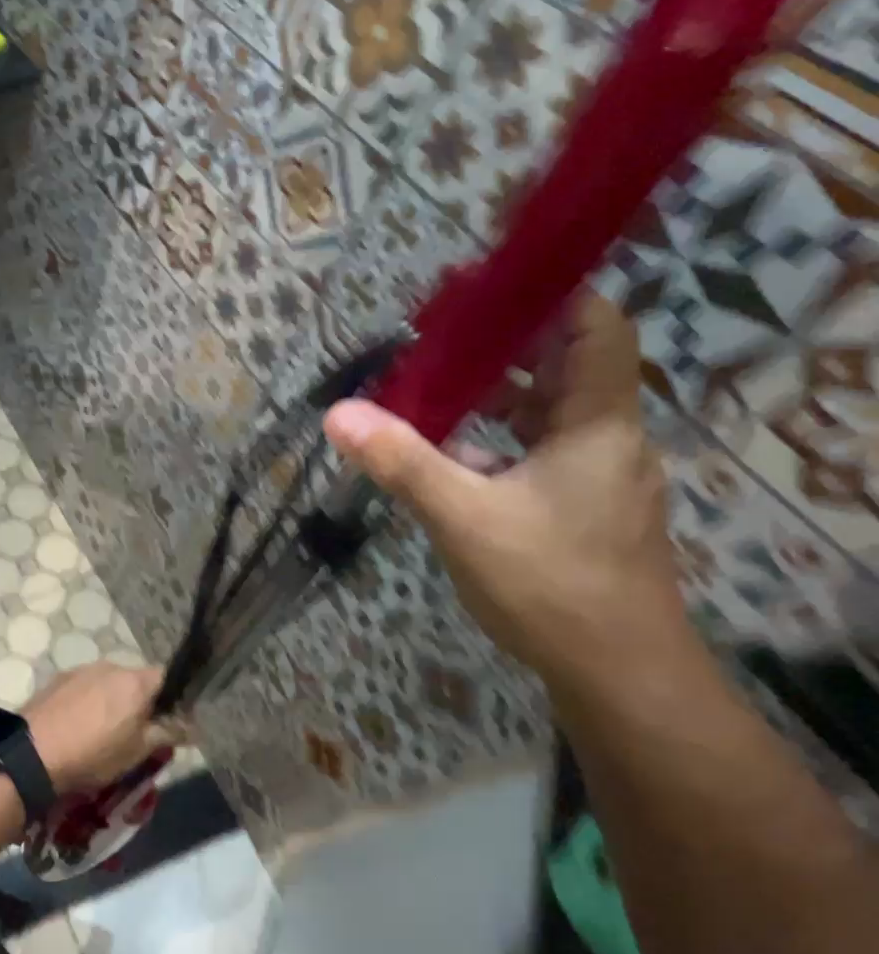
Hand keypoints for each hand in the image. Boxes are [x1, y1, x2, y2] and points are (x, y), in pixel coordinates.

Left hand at [21, 662, 167, 793]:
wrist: (34, 752)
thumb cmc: (94, 753)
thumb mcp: (138, 751)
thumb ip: (167, 733)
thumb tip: (192, 727)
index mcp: (134, 680)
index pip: (166, 677)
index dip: (172, 699)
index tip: (169, 721)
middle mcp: (108, 666)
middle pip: (135, 680)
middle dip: (140, 702)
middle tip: (136, 733)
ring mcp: (80, 670)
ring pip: (108, 683)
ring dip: (112, 701)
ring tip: (103, 732)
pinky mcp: (58, 679)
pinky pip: (84, 687)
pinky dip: (89, 702)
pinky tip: (79, 725)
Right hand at [321, 294, 698, 685]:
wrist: (616, 671)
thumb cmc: (550, 581)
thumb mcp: (463, 517)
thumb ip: (401, 461)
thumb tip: (337, 413)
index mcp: (596, 422)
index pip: (596, 327)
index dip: (551, 293)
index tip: (487, 282)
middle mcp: (605, 437)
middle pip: (563, 365)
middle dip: (501, 343)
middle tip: (434, 332)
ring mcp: (595, 475)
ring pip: (544, 412)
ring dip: (492, 394)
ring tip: (427, 387)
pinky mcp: (580, 508)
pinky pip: (535, 450)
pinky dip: (493, 438)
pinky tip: (445, 453)